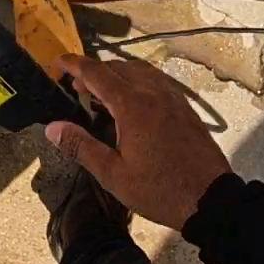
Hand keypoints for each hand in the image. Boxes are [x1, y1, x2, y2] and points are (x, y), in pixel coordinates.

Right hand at [44, 55, 231, 231]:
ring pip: (138, 70)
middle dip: (92, 72)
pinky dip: (136, 80)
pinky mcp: (184, 107)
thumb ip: (81, 146)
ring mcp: (172, 98)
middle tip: (76, 88)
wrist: (212, 200)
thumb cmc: (159, 189)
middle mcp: (152, 93)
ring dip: (116, 73)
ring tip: (102, 92)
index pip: (96, 72)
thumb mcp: (114, 175)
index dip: (74, 64)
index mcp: (132, 105)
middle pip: (116, 67)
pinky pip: (155, 80)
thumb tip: (52, 128)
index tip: (57, 63)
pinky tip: (133, 100)